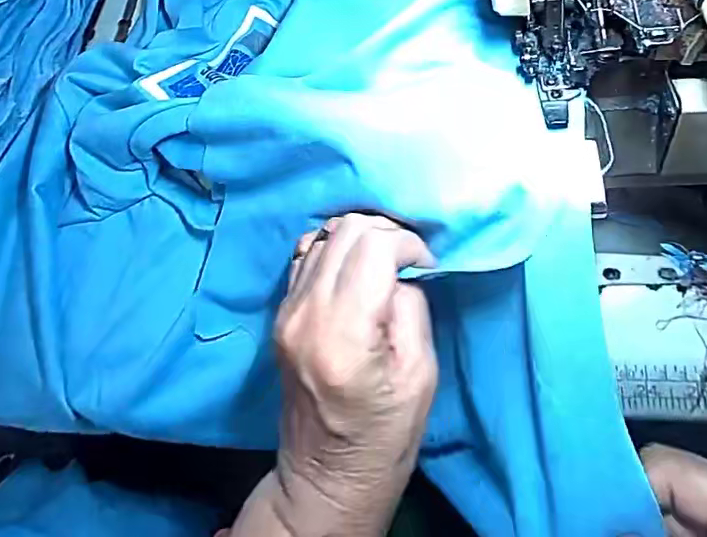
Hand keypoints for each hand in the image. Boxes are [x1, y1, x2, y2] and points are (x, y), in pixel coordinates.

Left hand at [229, 213, 438, 536]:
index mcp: (343, 333)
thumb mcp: (420, 373)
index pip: (373, 246)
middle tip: (409, 256)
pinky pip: (306, 253)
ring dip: (360, 235)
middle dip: (386, 231)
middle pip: (346, 229)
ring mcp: (287, 309)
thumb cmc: (384, 435)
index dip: (407, 242)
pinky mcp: (281, 311)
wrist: (324, 477)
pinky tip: (354, 267)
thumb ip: (411, 307)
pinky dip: (335, 247)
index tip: (426, 262)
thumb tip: (400, 268)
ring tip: (384, 259)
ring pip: (324, 233)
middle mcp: (306, 312)